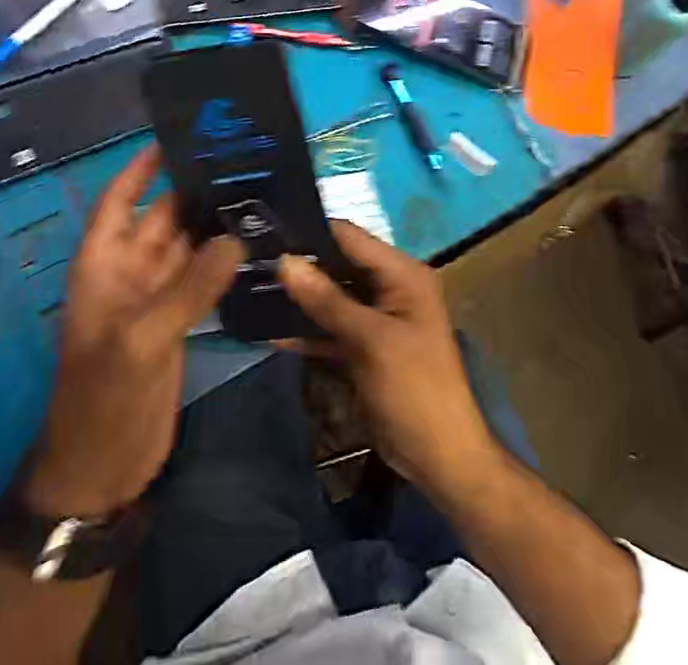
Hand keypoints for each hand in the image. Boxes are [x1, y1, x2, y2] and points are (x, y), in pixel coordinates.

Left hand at [22, 145, 244, 516]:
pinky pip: (200, 283)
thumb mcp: (139, 341)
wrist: (100, 467)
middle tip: (238, 166)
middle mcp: (127, 276)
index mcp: (101, 268)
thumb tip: (235, 239)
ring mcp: (153, 301)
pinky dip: (222, 266)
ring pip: (184, 251)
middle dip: (191, 195)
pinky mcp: (176, 325)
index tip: (173, 141)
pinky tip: (252, 250)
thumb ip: (188, 290)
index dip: (138, 171)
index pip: (117, 205)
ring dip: (212, 229)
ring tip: (254, 198)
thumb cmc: (102, 399)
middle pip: (159, 221)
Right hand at [275, 221, 499, 492]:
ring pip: (330, 296)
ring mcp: (375, 318)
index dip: (311, 231)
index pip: (350, 237)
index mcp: (403, 275)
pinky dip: (305, 329)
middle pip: (337, 265)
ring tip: (249, 285)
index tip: (265, 230)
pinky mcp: (362, 345)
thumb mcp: (371, 340)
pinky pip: (329, 327)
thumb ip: (327, 300)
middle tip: (249, 260)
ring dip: (297, 296)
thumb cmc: (415, 389)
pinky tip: (267, 327)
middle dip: (299, 264)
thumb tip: (284, 260)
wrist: (438, 456)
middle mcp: (390, 288)